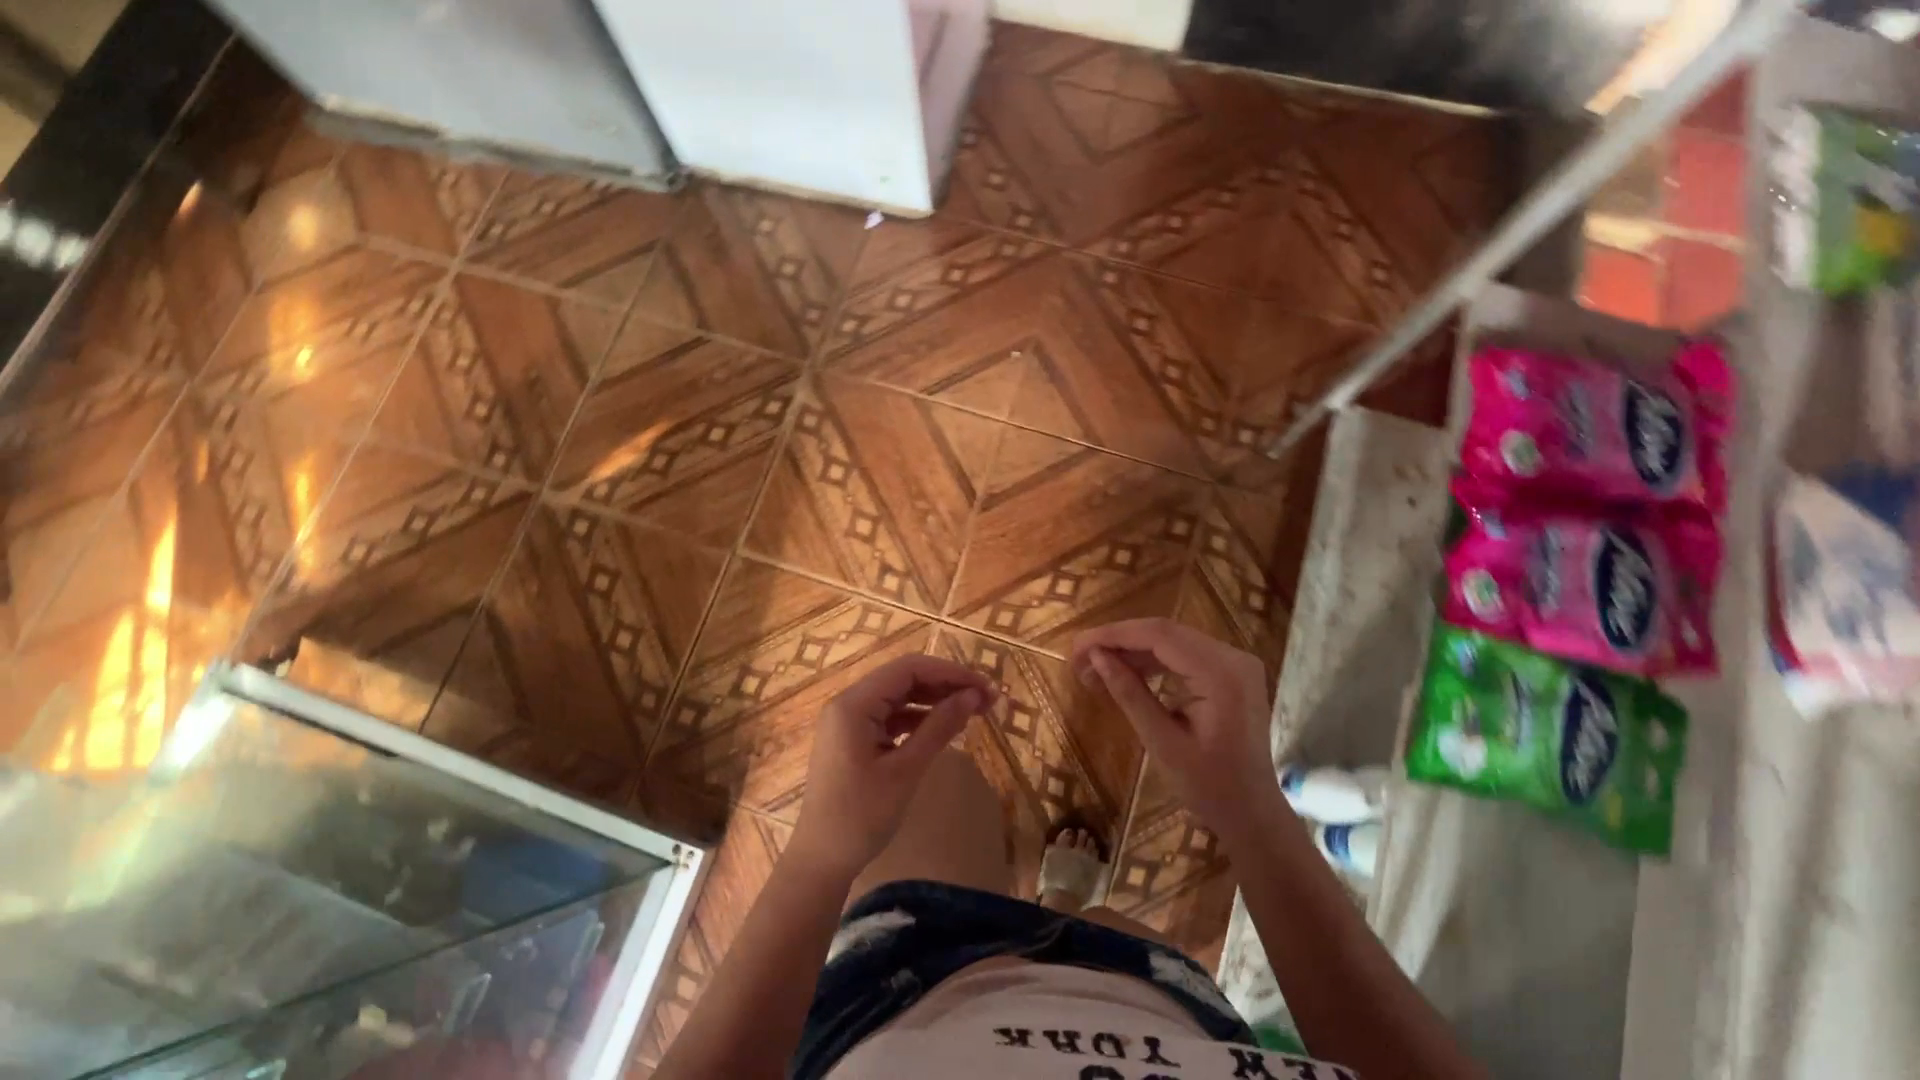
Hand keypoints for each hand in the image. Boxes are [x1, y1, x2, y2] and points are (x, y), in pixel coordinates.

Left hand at [789, 654, 996, 878]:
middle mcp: (848, 704)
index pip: (908, 669)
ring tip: (974, 711)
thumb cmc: (861, 816)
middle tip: (988, 700)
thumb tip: (973, 696)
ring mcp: (848, 722)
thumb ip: (938, 727)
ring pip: (899, 697)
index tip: (986, 686)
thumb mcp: (905, 770)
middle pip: (903, 679)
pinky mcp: (853, 740)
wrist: (821, 860)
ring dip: (935, 701)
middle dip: (946, 684)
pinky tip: (944, 728)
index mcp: (854, 704)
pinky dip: (918, 719)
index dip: (950, 672)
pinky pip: (890, 717)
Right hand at [1070, 619, 1282, 841]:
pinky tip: (1125, 673)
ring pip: (1172, 641)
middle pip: (1165, 632)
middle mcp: (1233, 657)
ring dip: (1132, 651)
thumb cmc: (1210, 788)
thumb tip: (1096, 657)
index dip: (1113, 635)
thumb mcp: (1162, 743)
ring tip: (1094, 670)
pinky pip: (1184, 655)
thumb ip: (1130, 694)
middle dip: (1118, 641)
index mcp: (1222, 673)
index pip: (1160, 635)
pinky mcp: (1230, 673)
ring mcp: (1235, 663)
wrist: (1253, 813)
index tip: (1076, 647)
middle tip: (1078, 661)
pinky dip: (1152, 661)